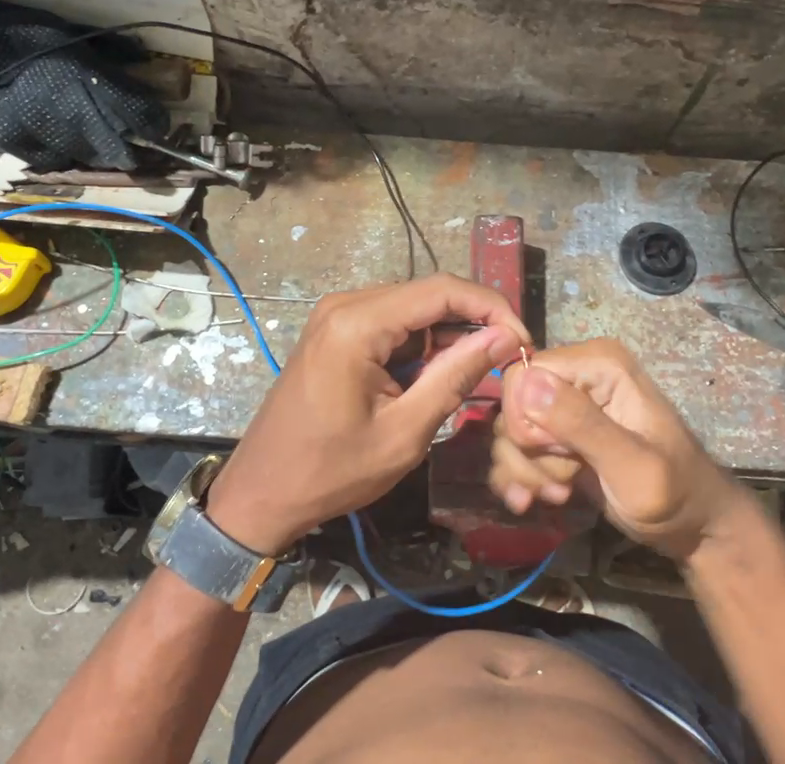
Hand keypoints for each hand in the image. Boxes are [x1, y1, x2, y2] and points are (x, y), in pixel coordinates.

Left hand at [206, 274, 529, 555]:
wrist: (261, 493)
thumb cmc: (331, 471)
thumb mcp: (404, 432)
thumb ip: (454, 378)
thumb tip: (503, 339)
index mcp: (358, 323)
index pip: (443, 290)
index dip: (491, 309)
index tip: (522, 341)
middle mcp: (345, 305)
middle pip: (428, 296)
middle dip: (473, 322)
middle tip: (508, 361)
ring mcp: (336, 317)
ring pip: (413, 311)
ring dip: (448, 337)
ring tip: (481, 373)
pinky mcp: (335, 333)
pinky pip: (391, 326)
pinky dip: (421, 347)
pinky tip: (439, 376)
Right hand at [489, 339, 746, 559]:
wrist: (691, 526)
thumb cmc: (674, 492)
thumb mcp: (632, 464)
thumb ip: (582, 424)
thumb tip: (527, 383)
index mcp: (599, 365)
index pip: (524, 373)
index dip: (524, 418)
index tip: (554, 455)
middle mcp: (577, 377)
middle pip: (513, 404)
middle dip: (527, 452)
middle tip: (562, 483)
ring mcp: (565, 407)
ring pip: (510, 430)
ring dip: (525, 470)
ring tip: (559, 494)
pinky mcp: (557, 436)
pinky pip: (514, 449)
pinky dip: (518, 478)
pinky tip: (532, 501)